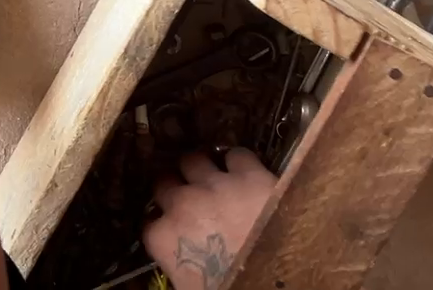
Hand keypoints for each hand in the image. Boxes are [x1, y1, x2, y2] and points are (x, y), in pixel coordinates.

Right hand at [143, 149, 276, 289]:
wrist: (282, 289)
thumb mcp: (191, 286)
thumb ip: (177, 261)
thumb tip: (179, 255)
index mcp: (164, 238)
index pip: (150, 222)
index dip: (163, 224)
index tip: (173, 229)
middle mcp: (183, 203)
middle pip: (165, 182)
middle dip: (175, 190)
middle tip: (190, 201)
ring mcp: (217, 186)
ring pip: (194, 160)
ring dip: (201, 171)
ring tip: (213, 180)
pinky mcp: (251, 177)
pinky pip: (237, 156)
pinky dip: (239, 164)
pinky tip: (244, 174)